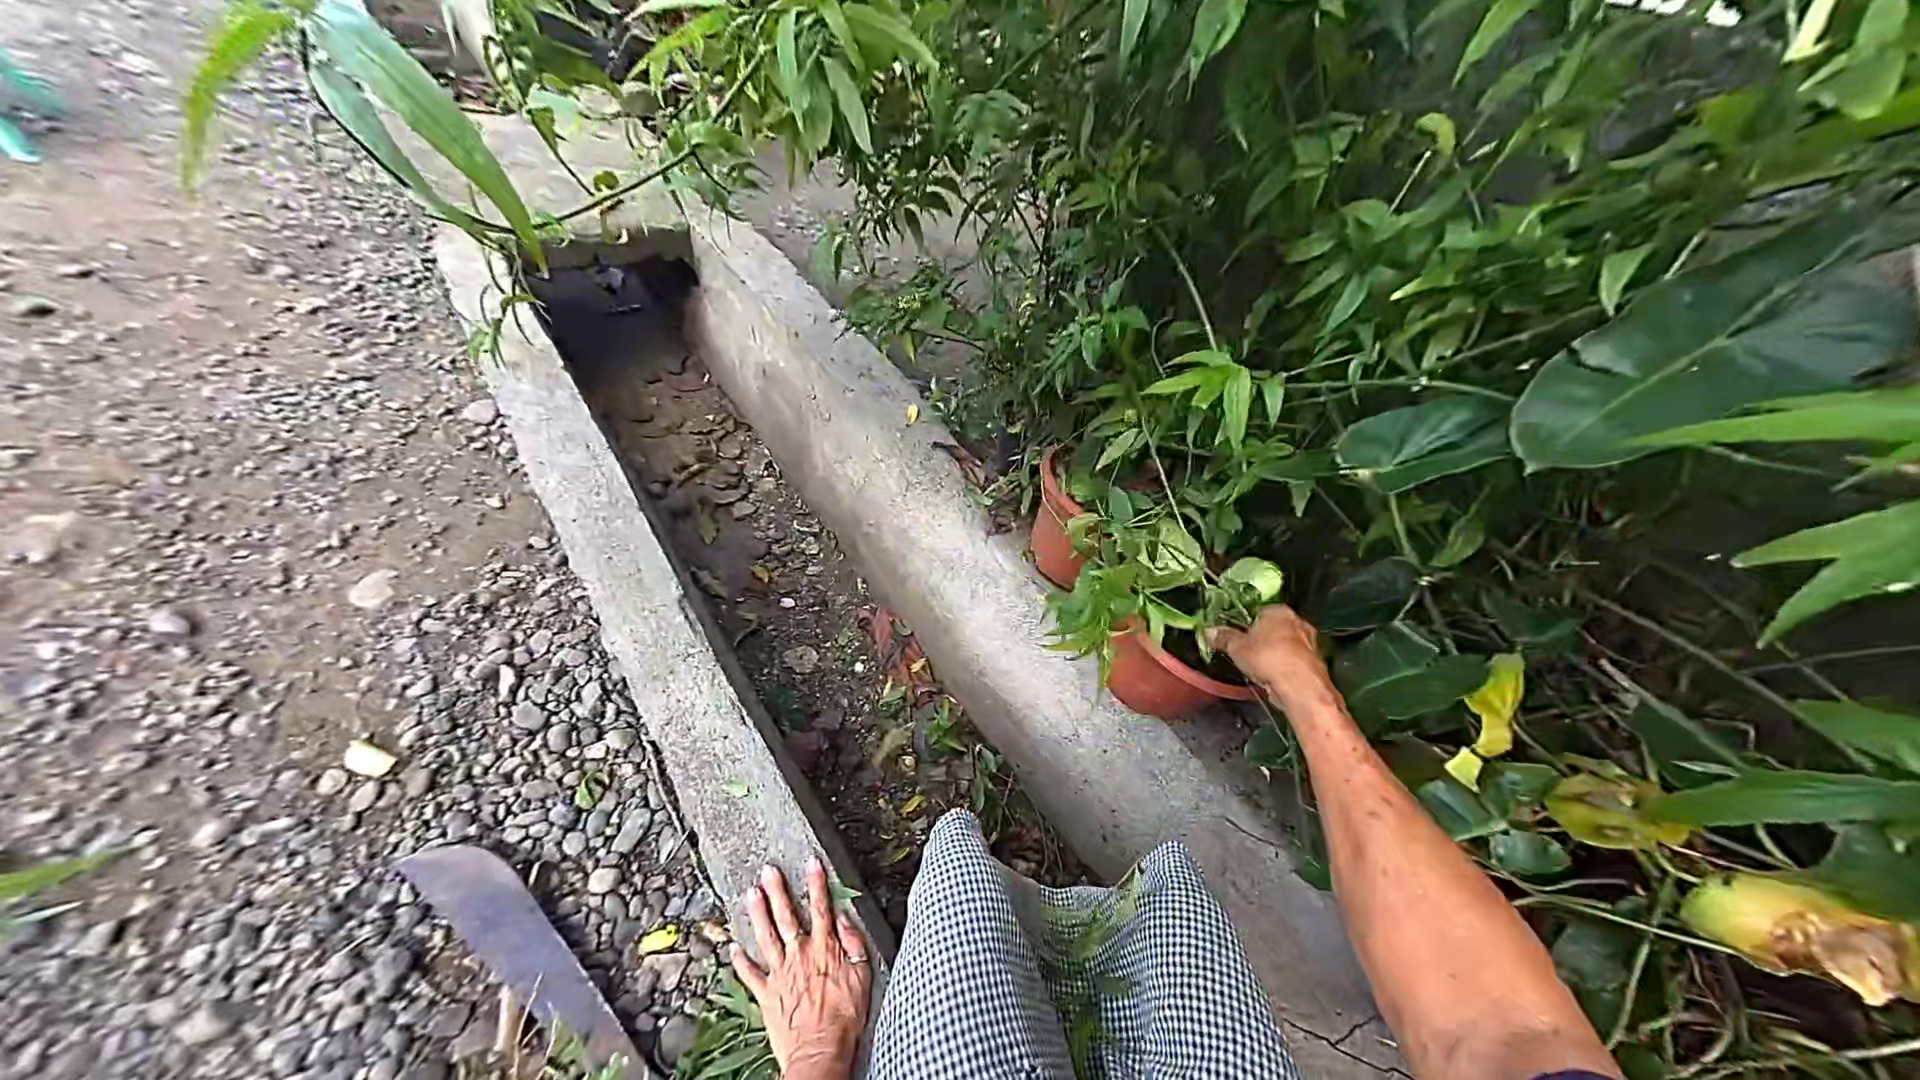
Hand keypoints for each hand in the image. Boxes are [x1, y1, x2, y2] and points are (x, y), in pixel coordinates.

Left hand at [732, 860, 871, 1079]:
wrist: (820, 1054)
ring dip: (758, 913)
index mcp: (824, 948)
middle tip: (768, 871)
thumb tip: (845, 918)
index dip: (817, 883)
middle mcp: (800, 955)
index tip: (811, 863)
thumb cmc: (845, 1018)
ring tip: (750, 894)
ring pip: (766, 936)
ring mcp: (780, 973)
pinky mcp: (766, 994)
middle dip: (778, 891)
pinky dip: (740, 961)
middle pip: (787, 916)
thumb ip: (854, 944)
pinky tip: (734, 947)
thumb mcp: (862, 976)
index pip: (821, 907)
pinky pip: (750, 974)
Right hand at [1208, 604, 1336, 709]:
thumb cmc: (1270, 658)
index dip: (1242, 622)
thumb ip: (1223, 637)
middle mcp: (1297, 622)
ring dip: (1270, 654)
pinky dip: (1281, 668)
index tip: (1232, 632)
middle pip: (1271, 628)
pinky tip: (1270, 677)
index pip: (1257, 610)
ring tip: (1254, 667)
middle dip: (1258, 638)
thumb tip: (1211, 632)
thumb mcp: (1236, 646)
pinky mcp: (1313, 664)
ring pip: (1283, 645)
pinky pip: (1291, 662)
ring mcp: (1308, 643)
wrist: (1299, 687)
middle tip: (1241, 650)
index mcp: (1278, 611)